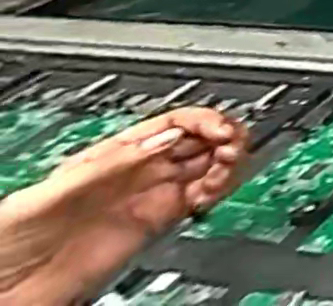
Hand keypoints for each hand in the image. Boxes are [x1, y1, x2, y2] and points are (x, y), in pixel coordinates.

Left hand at [0, 108, 247, 305]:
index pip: (175, 123)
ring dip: (231, 161)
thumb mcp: (48, 196)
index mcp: (115, 156)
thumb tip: (171, 135)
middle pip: (202, 138)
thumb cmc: (6, 245)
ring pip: (213, 162)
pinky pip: (207, 193)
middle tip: (233, 148)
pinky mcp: (163, 218)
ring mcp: (153, 194)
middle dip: (227, 136)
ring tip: (227, 171)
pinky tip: (215, 192)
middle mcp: (141, 170)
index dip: (204, 120)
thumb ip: (110, 164)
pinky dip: (222, 188)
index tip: (222, 129)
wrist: (4, 296)